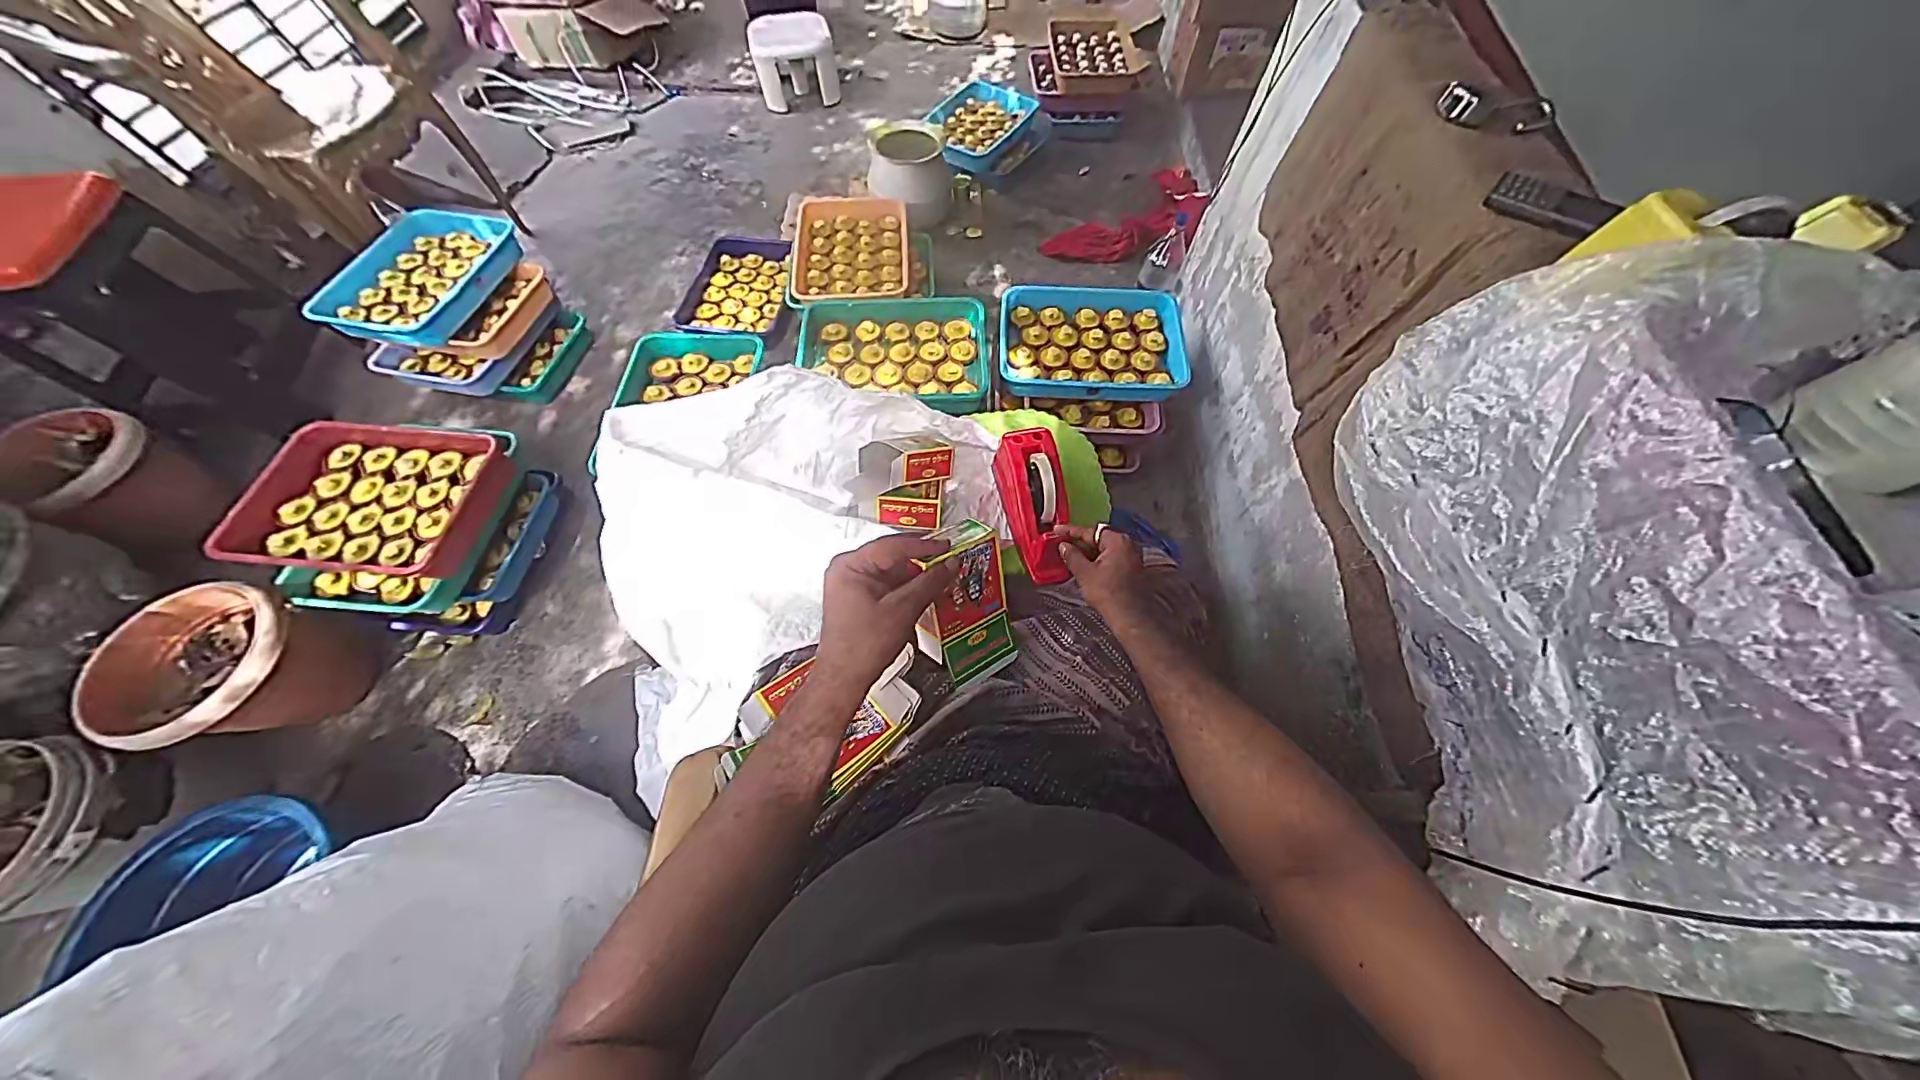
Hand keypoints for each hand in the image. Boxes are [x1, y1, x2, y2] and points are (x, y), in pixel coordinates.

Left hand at [814, 534, 957, 691]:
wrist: (844, 678)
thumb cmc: (861, 647)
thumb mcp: (903, 609)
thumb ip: (929, 582)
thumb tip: (948, 565)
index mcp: (850, 566)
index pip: (893, 545)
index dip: (924, 546)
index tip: (946, 546)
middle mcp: (847, 571)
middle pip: (892, 557)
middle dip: (921, 563)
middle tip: (947, 562)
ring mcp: (852, 585)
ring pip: (892, 573)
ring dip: (916, 578)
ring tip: (941, 581)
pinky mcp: (859, 600)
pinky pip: (888, 587)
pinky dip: (907, 590)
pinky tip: (925, 595)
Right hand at [1052, 523, 1148, 620]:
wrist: (1128, 616)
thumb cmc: (1107, 593)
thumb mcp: (1084, 572)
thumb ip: (1072, 555)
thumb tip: (1063, 546)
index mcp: (1118, 541)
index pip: (1090, 531)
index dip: (1071, 531)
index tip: (1057, 531)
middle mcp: (1128, 546)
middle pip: (1099, 539)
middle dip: (1079, 543)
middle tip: (1061, 546)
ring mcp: (1131, 558)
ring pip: (1104, 551)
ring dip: (1087, 554)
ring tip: (1069, 557)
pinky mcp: (1131, 570)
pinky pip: (1110, 560)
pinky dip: (1097, 562)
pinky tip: (1083, 568)